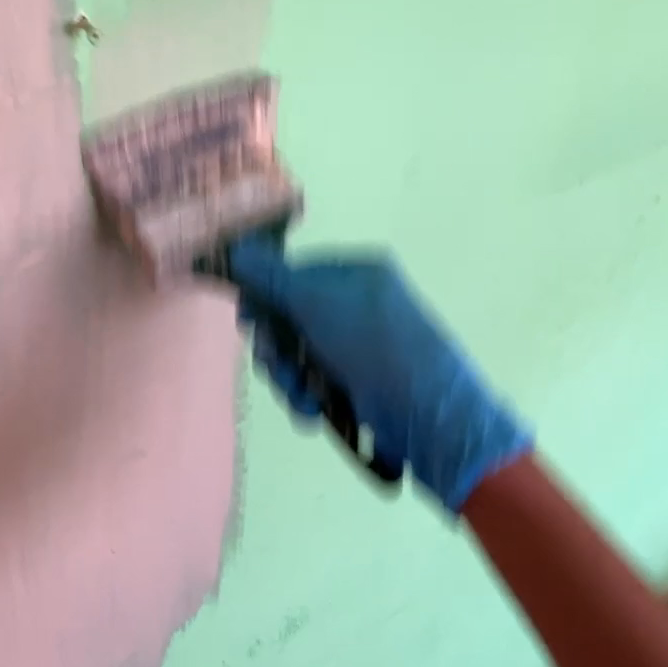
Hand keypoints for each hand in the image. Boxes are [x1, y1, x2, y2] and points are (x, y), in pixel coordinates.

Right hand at [225, 230, 532, 511]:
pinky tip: (315, 413)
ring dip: (290, 379)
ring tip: (304, 400)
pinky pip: (314, 384)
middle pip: (289, 318)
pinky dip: (308, 398)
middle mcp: (357, 305)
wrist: (432, 417)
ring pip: (297, 356)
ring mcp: (359, 347)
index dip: (265, 297)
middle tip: (278, 364)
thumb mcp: (318, 302)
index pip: (292, 274)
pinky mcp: (359, 385)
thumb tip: (235, 249)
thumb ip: (272, 276)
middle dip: (277, 348)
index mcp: (355, 274)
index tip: (249, 322)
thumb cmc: (374, 346)